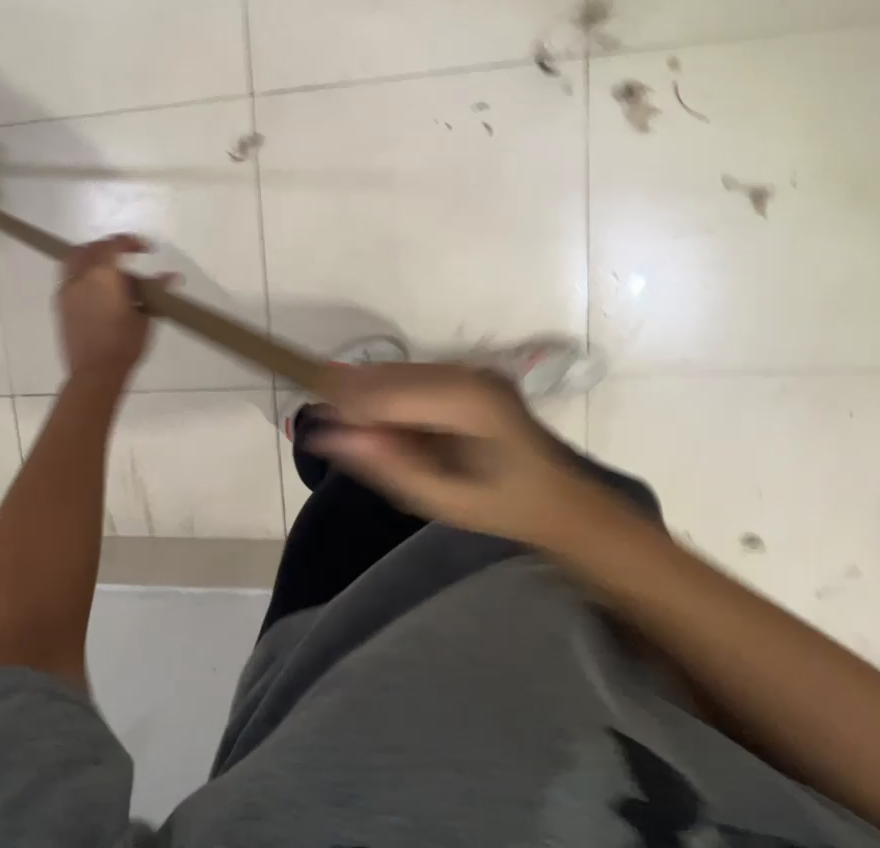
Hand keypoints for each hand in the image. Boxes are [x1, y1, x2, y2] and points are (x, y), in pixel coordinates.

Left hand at [55, 234, 171, 381]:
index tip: (146, 249)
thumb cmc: (124, 345)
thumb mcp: (145, 317)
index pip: (114, 244)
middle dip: (109, 246)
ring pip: (73, 259)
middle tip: (126, 255)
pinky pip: (68, 278)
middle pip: (91, 248)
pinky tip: (96, 290)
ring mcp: (67, 290)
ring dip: (90, 257)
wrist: (94, 373)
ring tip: (106, 270)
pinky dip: (82, 274)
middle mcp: (81, 277)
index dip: (131, 241)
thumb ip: (153, 291)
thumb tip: (173, 277)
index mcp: (103, 275)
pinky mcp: (59, 305)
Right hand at [308, 362, 607, 543]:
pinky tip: (385, 424)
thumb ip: (383, 463)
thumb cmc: (503, 508)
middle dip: (352, 398)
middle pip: (387, 375)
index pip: (385, 392)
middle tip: (329, 432)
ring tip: (357, 433)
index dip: (345, 404)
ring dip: (369, 397)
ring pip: (396, 373)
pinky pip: (411, 378)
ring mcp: (470, 371)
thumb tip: (324, 435)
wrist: (563, 502)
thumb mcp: (438, 497)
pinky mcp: (467, 377)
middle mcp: (467, 374)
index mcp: (465, 402)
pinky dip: (388, 397)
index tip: (315, 426)